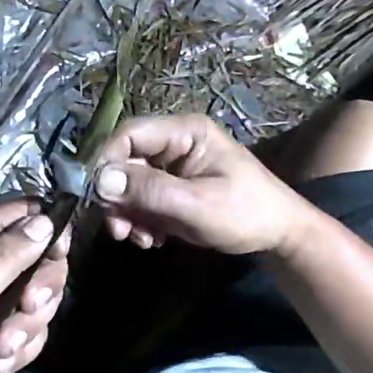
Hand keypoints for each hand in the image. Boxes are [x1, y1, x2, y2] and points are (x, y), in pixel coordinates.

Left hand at [0, 200, 68, 372]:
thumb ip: (9, 253)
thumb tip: (46, 221)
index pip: (28, 215)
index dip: (50, 228)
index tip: (58, 252)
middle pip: (46, 261)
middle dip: (41, 290)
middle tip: (27, 307)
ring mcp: (0, 298)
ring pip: (42, 301)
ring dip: (26, 328)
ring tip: (0, 346)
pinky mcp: (4, 330)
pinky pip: (33, 333)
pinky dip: (19, 350)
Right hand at [93, 114, 313, 255]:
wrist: (278, 236)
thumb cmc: (245, 213)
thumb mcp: (197, 205)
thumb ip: (150, 191)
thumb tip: (100, 181)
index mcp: (186, 132)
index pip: (130, 134)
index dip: (106, 162)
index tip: (94, 197)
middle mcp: (175, 143)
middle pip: (125, 161)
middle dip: (118, 197)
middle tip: (119, 230)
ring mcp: (173, 167)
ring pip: (129, 184)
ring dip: (128, 214)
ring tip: (142, 239)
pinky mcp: (172, 188)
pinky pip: (141, 200)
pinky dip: (140, 220)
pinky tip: (153, 239)